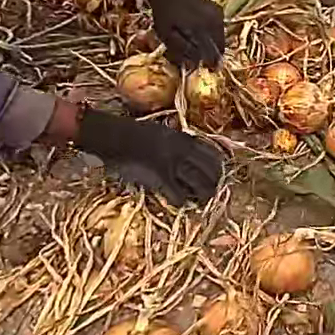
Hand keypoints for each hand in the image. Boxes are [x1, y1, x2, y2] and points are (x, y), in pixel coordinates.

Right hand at [73, 106, 221, 204]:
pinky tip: (181, 203)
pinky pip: (178, 194)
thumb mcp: (162, 131)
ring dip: (204, 194)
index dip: (218, 165)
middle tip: (213, 190)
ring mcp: (173, 165)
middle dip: (215, 181)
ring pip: (200, 183)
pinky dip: (182, 200)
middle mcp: (184, 151)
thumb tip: (187, 147)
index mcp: (184, 139)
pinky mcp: (160, 179)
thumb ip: (177, 140)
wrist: (114, 136)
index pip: (212, 153)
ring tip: (203, 200)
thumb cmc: (134, 132)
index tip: (219, 173)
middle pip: (210, 170)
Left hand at [133, 0, 224, 68]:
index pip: (211, 52)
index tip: (211, 70)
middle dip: (214, 54)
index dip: (211, 63)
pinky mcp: (218, 10)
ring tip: (205, 48)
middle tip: (209, 62)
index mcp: (201, 29)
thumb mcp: (166, 35)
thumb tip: (194, 64)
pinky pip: (220, 28)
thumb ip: (181, 50)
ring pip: (221, 37)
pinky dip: (215, 34)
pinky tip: (205, 34)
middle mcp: (213, 21)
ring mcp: (218, 15)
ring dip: (215, 45)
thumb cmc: (164, 14)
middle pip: (219, 46)